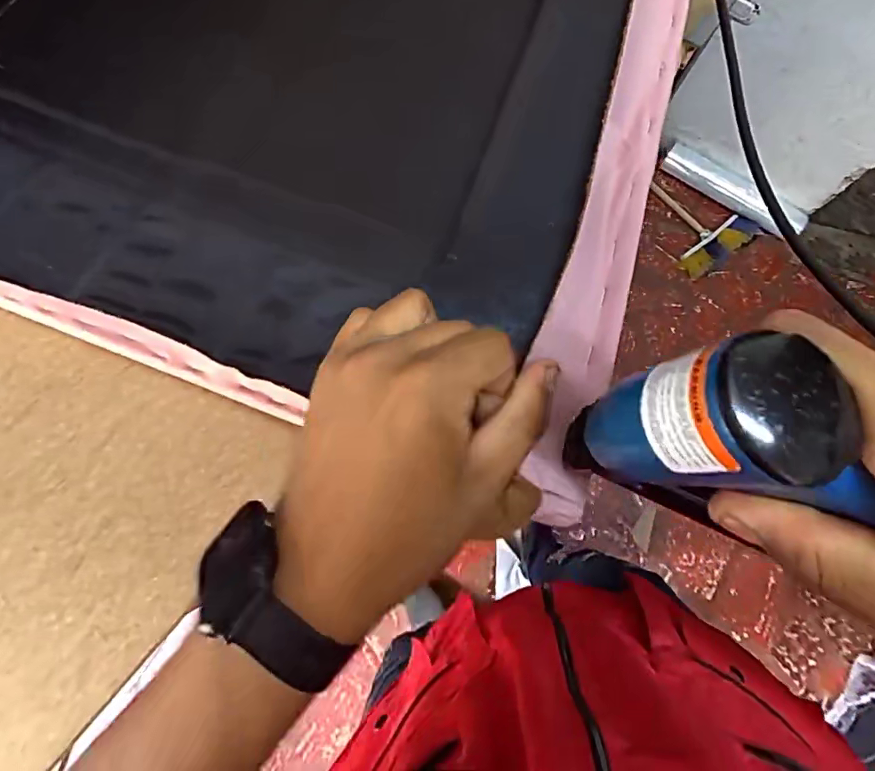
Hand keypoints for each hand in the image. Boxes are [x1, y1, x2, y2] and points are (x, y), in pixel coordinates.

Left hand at [273, 289, 554, 642]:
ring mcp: (352, 353)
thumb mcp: (488, 481)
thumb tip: (546, 366)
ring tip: (426, 394)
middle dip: (472, 370)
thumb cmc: (415, 529)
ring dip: (435, 344)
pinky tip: (392, 379)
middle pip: (461, 328)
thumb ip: (526, 414)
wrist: (328, 561)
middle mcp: (389, 352)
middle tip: (454, 426)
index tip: (478, 431)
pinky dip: (392, 336)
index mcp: (432, 382)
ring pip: (419, 312)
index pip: (496, 344)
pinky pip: (372, 319)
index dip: (500, 387)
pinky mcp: (329, 363)